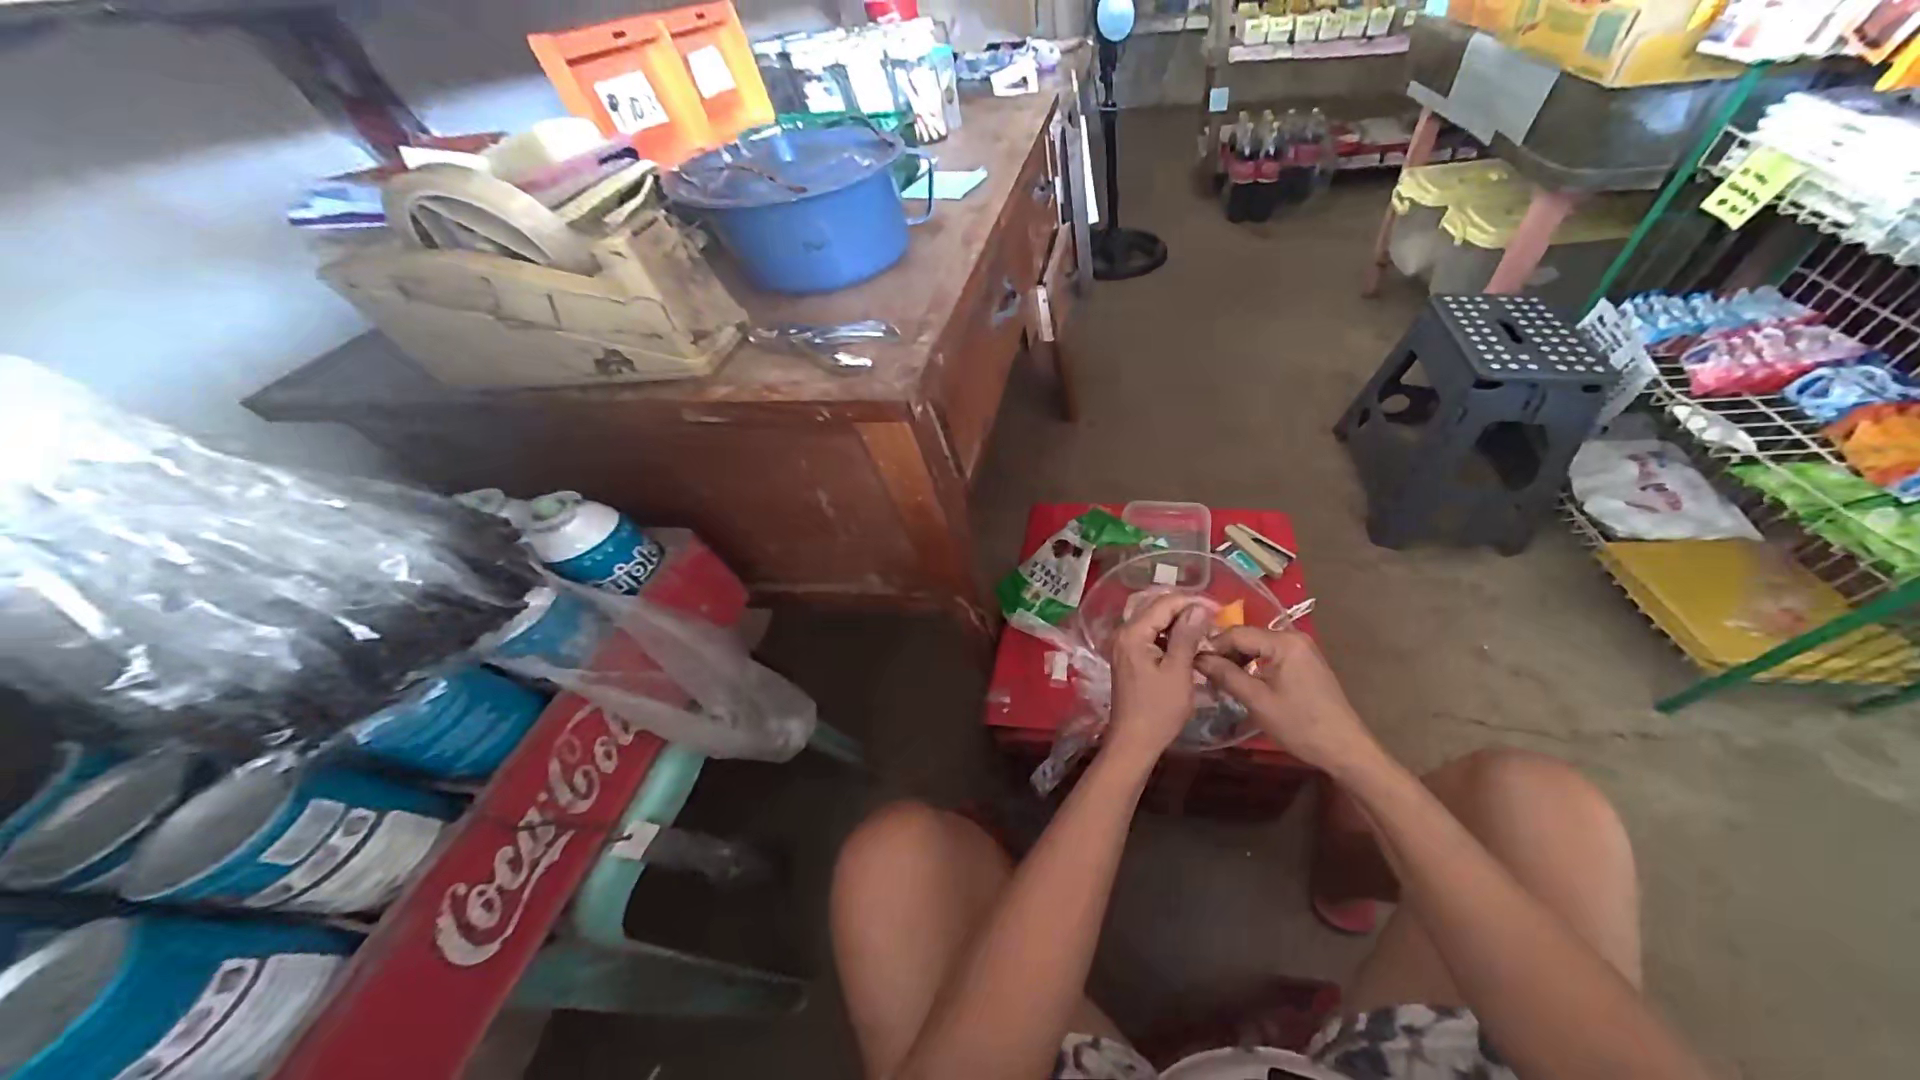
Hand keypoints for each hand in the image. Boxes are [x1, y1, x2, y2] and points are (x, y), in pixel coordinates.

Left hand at [1105, 592, 1211, 769]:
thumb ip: (1186, 636)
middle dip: (1185, 609)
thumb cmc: (1158, 709)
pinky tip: (1188, 642)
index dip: (1192, 601)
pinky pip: (1150, 634)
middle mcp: (1124, 633)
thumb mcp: (1178, 671)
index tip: (1219, 609)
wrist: (1134, 740)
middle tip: (1214, 618)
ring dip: (1178, 621)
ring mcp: (1124, 644)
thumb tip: (1199, 607)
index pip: (1164, 603)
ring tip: (1205, 629)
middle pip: (1156, 608)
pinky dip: (1169, 634)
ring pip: (1154, 620)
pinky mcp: (1129, 656)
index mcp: (1133, 634)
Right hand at [1194, 626, 1380, 774]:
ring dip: (1236, 661)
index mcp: (1284, 642)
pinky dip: (1252, 666)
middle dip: (1223, 654)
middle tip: (1202, 673)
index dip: (1211, 646)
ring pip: (1256, 647)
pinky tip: (1240, 682)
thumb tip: (1197, 658)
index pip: (1236, 633)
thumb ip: (1225, 674)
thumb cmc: (1300, 724)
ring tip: (1217, 680)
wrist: (1345, 749)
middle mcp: (1293, 637)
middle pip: (1247, 637)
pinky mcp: (1303, 663)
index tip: (1191, 662)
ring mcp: (1301, 649)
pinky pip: (1269, 656)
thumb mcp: (1257, 700)